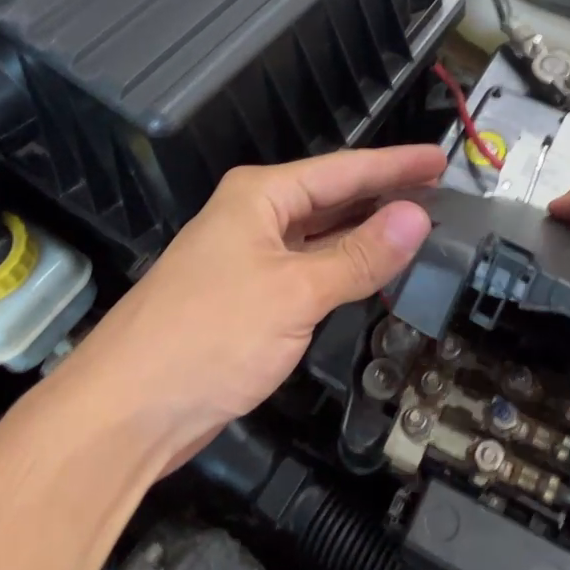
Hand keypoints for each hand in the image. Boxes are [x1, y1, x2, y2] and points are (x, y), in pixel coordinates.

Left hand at [61, 145, 446, 461]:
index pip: (343, 170)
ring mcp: (248, 259)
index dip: (394, 165)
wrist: (129, 409)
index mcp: (259, 196)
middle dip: (383, 195)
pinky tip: (371, 274)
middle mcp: (252, 217)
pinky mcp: (247, 300)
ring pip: (319, 236)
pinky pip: (307, 271)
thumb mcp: (294, 292)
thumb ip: (358, 256)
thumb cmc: (210, 336)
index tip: (439, 160)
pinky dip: (342, 270)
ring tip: (418, 226)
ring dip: (364, 234)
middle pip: (331, 198)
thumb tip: (416, 216)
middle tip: (440, 193)